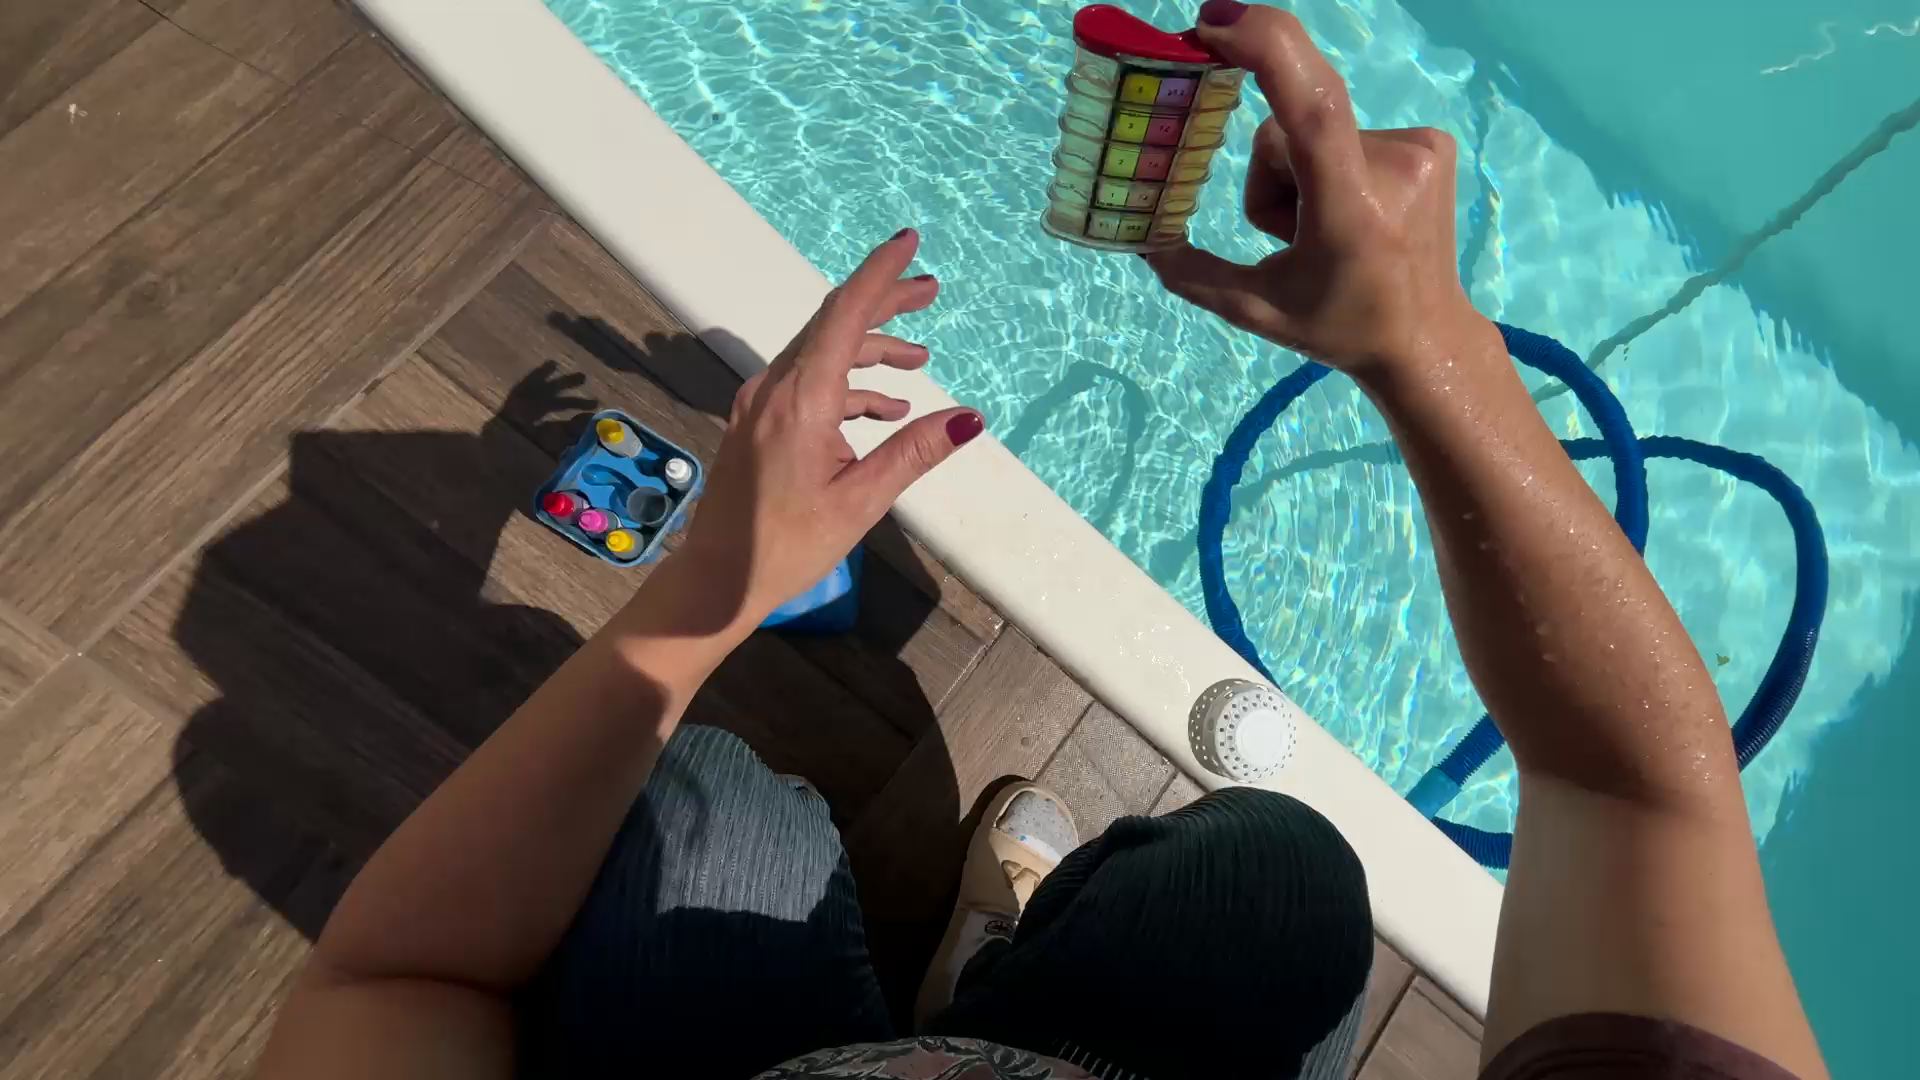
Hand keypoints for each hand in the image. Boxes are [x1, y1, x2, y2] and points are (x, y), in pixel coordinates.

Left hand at [670, 229, 983, 630]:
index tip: (909, 243)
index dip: (880, 275)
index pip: (844, 315)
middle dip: (884, 304)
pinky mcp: (759, 422)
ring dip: (870, 350)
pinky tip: (882, 409)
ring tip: (919, 362)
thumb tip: (969, 418)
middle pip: (833, 323)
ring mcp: (761, 404)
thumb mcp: (859, 501)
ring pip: (821, 353)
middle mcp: (775, 389)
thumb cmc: (787, 546)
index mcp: (799, 401)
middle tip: (930, 291)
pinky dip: (849, 387)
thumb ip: (912, 453)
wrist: (717, 578)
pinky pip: (809, 385)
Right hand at [1145, 0, 1496, 373]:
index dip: (1265, 49)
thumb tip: (1143, 243)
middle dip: (1269, 179)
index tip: (1214, 22)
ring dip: (1296, 175)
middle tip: (1291, 238)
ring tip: (1320, 231)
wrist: (1421, 335)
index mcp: (1349, 213)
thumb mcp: (1254, 311)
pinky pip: (1345, 130)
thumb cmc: (1336, 328)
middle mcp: (1393, 166)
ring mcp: (1420, 147)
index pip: (1312, 106)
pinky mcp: (1431, 139)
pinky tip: (1349, 212)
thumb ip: (1193, 276)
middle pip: (1286, 133)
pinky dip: (1328, 167)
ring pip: (1313, 131)